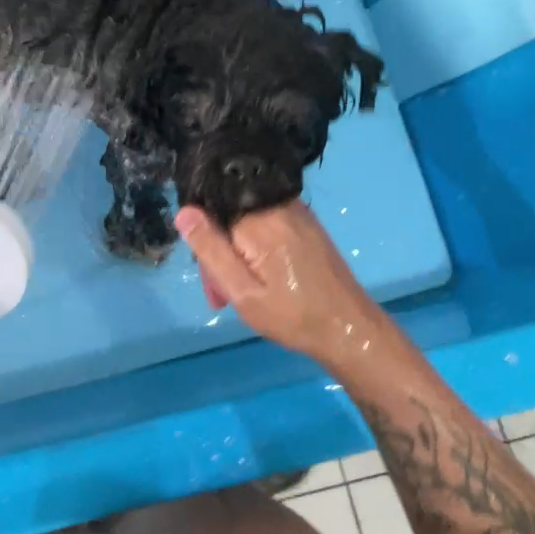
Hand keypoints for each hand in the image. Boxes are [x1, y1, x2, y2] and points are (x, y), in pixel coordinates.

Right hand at [175, 202, 385, 365]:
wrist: (350, 328)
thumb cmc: (293, 316)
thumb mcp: (243, 291)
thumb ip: (211, 249)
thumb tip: (184, 211)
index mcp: (259, 220)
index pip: (210, 211)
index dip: (202, 241)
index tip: (210, 278)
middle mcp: (277, 205)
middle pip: (229, 216)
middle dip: (220, 252)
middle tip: (223, 295)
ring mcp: (296, 211)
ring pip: (247, 221)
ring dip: (238, 252)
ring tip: (244, 291)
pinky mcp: (306, 222)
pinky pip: (267, 223)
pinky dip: (257, 247)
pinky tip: (263, 276)